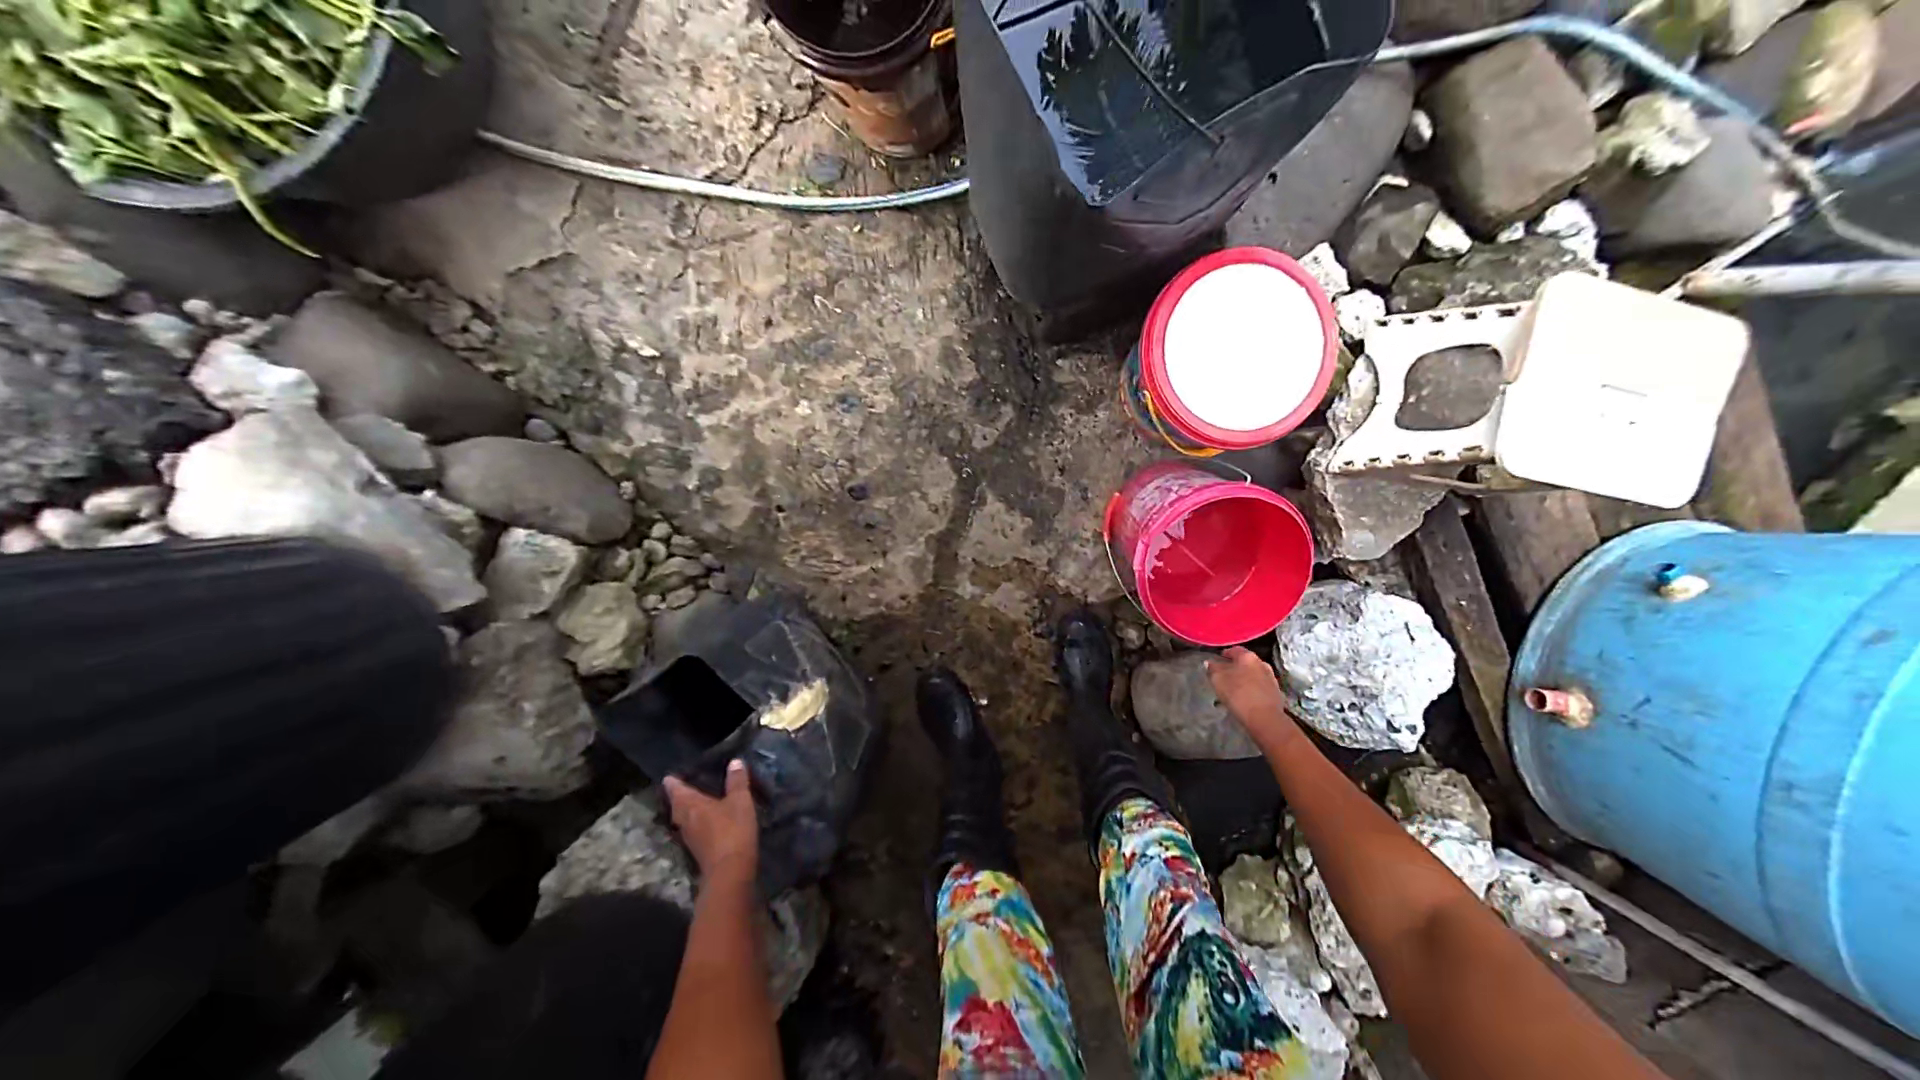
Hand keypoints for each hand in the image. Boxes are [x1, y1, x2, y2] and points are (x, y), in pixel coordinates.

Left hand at [664, 759, 758, 888]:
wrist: (730, 870)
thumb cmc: (733, 829)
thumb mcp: (740, 801)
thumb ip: (737, 781)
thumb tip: (735, 761)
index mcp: (691, 805)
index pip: (676, 789)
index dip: (673, 782)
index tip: (669, 776)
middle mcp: (685, 820)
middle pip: (677, 806)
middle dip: (678, 797)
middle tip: (682, 788)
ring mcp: (690, 838)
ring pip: (683, 820)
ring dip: (686, 811)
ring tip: (694, 803)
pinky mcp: (697, 850)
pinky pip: (692, 830)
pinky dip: (696, 823)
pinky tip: (705, 822)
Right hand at [1205, 647, 1295, 740]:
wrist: (1265, 718)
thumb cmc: (1238, 694)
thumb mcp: (1217, 680)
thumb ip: (1213, 669)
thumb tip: (1210, 663)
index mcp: (1247, 656)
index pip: (1234, 650)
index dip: (1224, 654)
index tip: (1217, 661)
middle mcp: (1262, 663)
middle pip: (1245, 662)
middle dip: (1235, 668)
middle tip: (1224, 676)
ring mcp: (1271, 678)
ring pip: (1253, 675)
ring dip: (1244, 679)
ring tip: (1234, 689)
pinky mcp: (1276, 692)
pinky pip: (1259, 686)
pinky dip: (1252, 689)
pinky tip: (1245, 698)